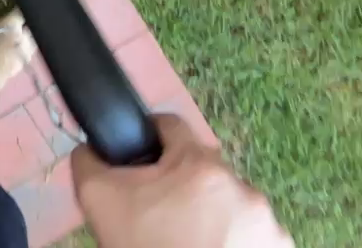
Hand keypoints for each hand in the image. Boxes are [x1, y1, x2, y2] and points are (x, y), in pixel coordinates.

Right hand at [71, 115, 291, 247]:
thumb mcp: (96, 198)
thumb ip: (89, 158)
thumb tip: (96, 147)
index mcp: (201, 166)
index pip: (170, 125)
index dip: (148, 138)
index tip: (137, 162)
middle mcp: (245, 190)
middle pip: (202, 168)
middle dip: (181, 184)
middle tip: (158, 214)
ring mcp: (272, 230)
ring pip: (230, 203)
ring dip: (211, 214)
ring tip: (188, 243)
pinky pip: (252, 236)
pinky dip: (233, 242)